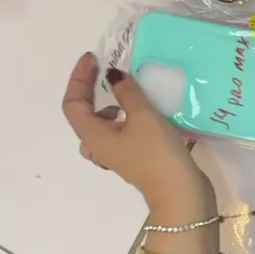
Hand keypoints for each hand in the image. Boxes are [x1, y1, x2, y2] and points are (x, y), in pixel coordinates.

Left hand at [61, 52, 214, 214]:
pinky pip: (119, 133)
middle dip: (92, 90)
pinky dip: (124, 119)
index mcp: (93, 136)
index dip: (79, 78)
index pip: (73, 103)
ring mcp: (117, 155)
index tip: (94, 59)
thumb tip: (114, 76)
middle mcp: (100, 147)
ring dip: (108, 106)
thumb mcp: (143, 117)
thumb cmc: (158, 155)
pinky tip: (144, 113)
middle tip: (108, 72)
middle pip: (84, 114)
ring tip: (125, 92)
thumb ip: (127, 92)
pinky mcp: (134, 160)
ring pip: (102, 126)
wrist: (181, 194)